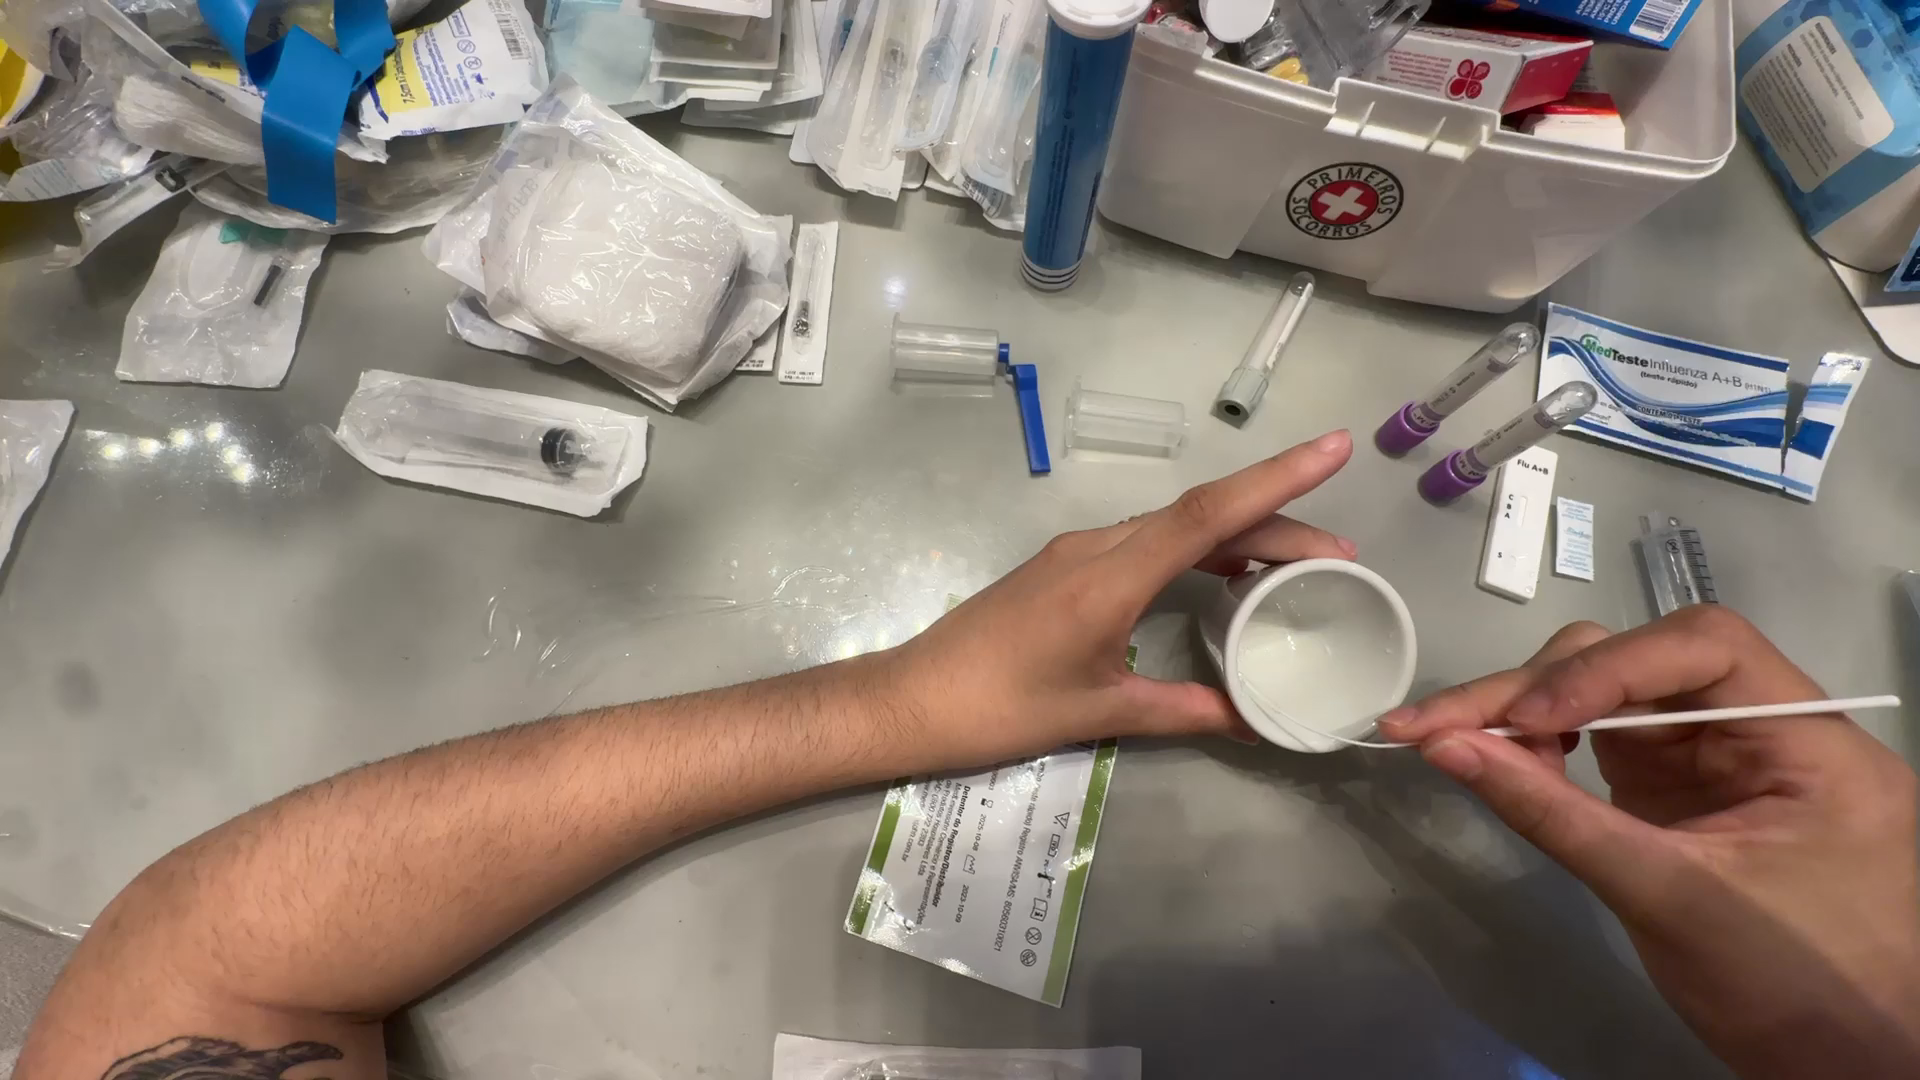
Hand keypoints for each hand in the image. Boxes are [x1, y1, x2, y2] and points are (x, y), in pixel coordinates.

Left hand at [883, 429, 1355, 771]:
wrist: (918, 696)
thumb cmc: (1002, 707)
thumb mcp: (1098, 712)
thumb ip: (1180, 709)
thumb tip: (1251, 721)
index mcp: (1108, 577)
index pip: (1205, 514)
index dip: (1274, 480)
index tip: (1332, 449)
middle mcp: (1094, 548)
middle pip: (1196, 516)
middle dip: (1271, 522)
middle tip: (1337, 553)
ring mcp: (1073, 553)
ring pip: (1168, 527)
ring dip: (1231, 535)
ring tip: (1293, 563)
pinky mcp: (1060, 567)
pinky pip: (1140, 544)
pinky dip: (1189, 550)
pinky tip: (1215, 573)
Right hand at [1379, 606, 1919, 1078]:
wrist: (1837, 1069)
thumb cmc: (1790, 987)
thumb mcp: (1665, 895)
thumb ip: (1549, 813)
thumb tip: (1438, 746)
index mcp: (1804, 743)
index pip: (1700, 648)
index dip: (1605, 668)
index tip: (1527, 720)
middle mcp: (1748, 726)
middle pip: (1620, 662)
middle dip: (1521, 690)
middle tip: (1427, 724)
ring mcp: (1697, 749)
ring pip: (1586, 685)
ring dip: (1509, 708)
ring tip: (1440, 739)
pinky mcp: (1654, 774)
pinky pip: (1575, 728)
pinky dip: (1522, 738)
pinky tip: (1482, 755)